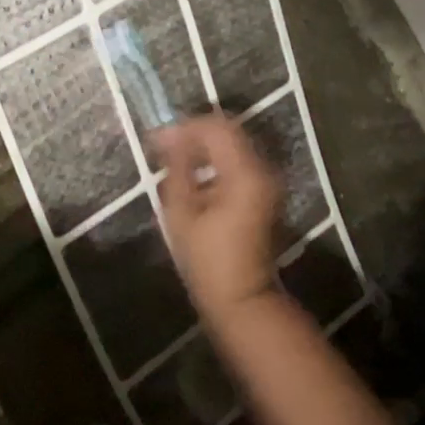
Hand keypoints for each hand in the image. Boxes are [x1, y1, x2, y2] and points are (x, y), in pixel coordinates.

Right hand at [152, 115, 281, 322]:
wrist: (242, 297)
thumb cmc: (207, 259)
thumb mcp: (182, 212)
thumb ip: (177, 167)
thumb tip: (167, 136)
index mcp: (244, 174)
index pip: (216, 128)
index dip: (185, 127)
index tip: (158, 140)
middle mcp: (263, 170)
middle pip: (228, 132)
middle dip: (194, 134)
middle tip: (164, 148)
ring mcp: (267, 181)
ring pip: (234, 144)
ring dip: (204, 146)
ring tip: (175, 161)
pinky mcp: (264, 191)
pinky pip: (239, 161)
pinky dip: (215, 160)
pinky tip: (193, 175)